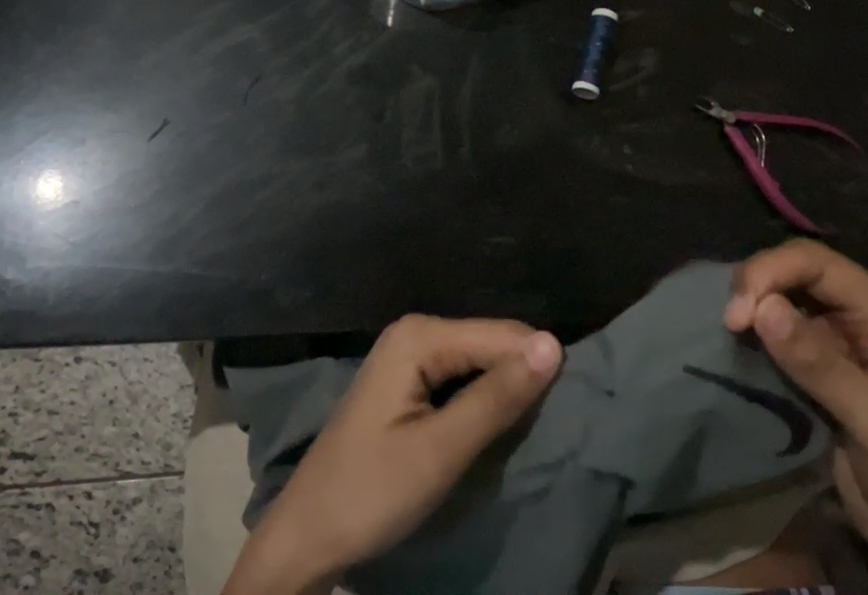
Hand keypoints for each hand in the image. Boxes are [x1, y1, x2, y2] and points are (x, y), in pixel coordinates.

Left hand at [222, 315, 562, 594]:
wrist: (309, 535)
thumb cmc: (371, 492)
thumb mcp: (441, 450)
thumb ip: (497, 397)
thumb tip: (554, 345)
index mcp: (420, 337)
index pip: (505, 335)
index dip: (536, 372)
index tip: (558, 415)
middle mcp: (416, 332)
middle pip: (493, 343)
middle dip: (520, 379)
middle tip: (535, 429)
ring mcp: (411, 356)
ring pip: (482, 362)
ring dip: (504, 393)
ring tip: (519, 431)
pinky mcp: (411, 381)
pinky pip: (465, 377)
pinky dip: (483, 401)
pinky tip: (489, 428)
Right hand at [725, 241, 867, 594]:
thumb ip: (823, 367)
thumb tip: (763, 308)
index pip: (819, 264)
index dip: (771, 273)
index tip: (737, 316)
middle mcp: (861, 319)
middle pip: (795, 274)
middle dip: (755, 289)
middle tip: (726, 328)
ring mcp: (837, 346)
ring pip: (780, 303)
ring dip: (749, 313)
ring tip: (724, 340)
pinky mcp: (815, 374)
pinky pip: (775, 340)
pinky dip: (751, 341)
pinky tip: (733, 354)